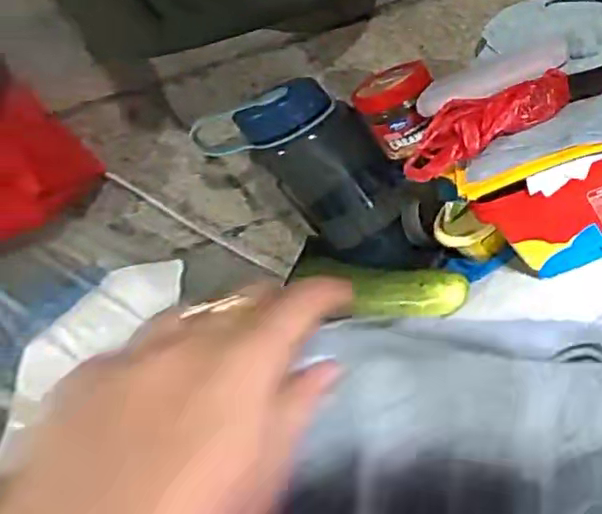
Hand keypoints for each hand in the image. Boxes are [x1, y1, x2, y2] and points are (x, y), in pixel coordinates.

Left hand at [0, 279, 351, 513]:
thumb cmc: (200, 502)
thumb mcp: (269, 462)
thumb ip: (299, 406)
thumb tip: (324, 368)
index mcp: (252, 354)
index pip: (307, 295)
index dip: (333, 292)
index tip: (345, 303)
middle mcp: (193, 344)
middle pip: (248, 296)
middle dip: (275, 305)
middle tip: (286, 329)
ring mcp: (129, 364)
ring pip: (186, 313)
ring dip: (212, 324)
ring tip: (217, 348)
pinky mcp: (73, 392)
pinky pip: (121, 353)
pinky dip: (146, 356)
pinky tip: (147, 382)